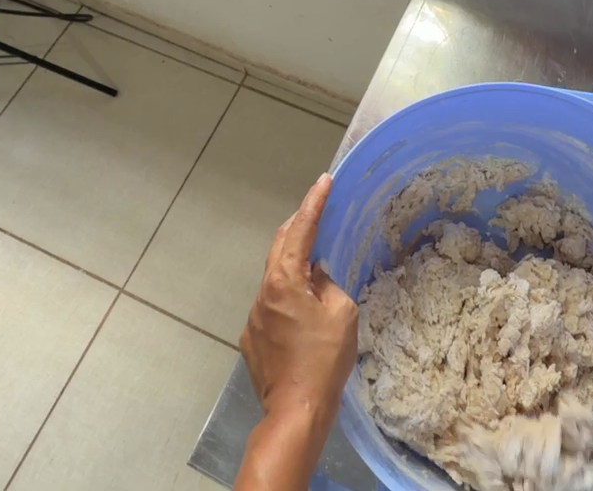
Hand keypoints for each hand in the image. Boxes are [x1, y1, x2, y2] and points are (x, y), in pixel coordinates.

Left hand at [240, 173, 357, 424]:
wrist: (296, 411)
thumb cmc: (324, 360)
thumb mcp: (342, 313)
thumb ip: (329, 284)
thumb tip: (317, 278)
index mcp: (285, 280)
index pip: (301, 230)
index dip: (314, 203)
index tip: (324, 181)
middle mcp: (263, 292)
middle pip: (280, 246)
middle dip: (299, 225)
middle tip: (318, 210)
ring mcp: (253, 316)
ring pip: (274, 277)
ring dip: (293, 264)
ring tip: (316, 265)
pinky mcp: (251, 338)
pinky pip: (270, 305)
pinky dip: (286, 297)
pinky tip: (303, 315)